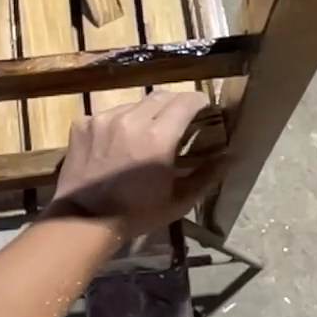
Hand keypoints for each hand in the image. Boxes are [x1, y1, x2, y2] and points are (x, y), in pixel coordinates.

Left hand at [47, 91, 222, 237]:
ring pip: (133, 104)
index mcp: (159, 137)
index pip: (186, 101)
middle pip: (161, 96)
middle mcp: (131, 119)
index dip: (198, 101)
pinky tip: (116, 144)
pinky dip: (118, 123)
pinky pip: (108, 114)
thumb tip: (233, 157)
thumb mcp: (178, 200)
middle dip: (174, 104)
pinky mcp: (83, 123)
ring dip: (145, 114)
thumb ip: (207, 175)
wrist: (84, 221)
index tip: (203, 108)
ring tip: (144, 134)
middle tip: (178, 119)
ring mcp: (104, 119)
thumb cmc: (137, 213)